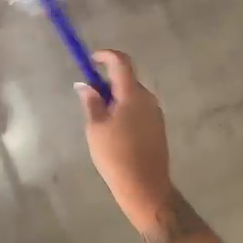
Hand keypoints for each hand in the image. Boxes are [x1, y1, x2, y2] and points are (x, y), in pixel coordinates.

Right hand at [75, 51, 173, 232]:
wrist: (145, 187)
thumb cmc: (116, 155)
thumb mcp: (96, 128)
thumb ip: (91, 102)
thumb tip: (85, 85)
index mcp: (132, 94)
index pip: (121, 62)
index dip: (106, 56)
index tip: (91, 60)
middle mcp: (148, 98)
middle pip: (126, 80)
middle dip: (107, 83)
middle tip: (90, 100)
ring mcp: (155, 113)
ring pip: (132, 96)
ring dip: (116, 99)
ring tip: (100, 122)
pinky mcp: (157, 127)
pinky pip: (139, 110)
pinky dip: (125, 111)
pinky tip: (115, 134)